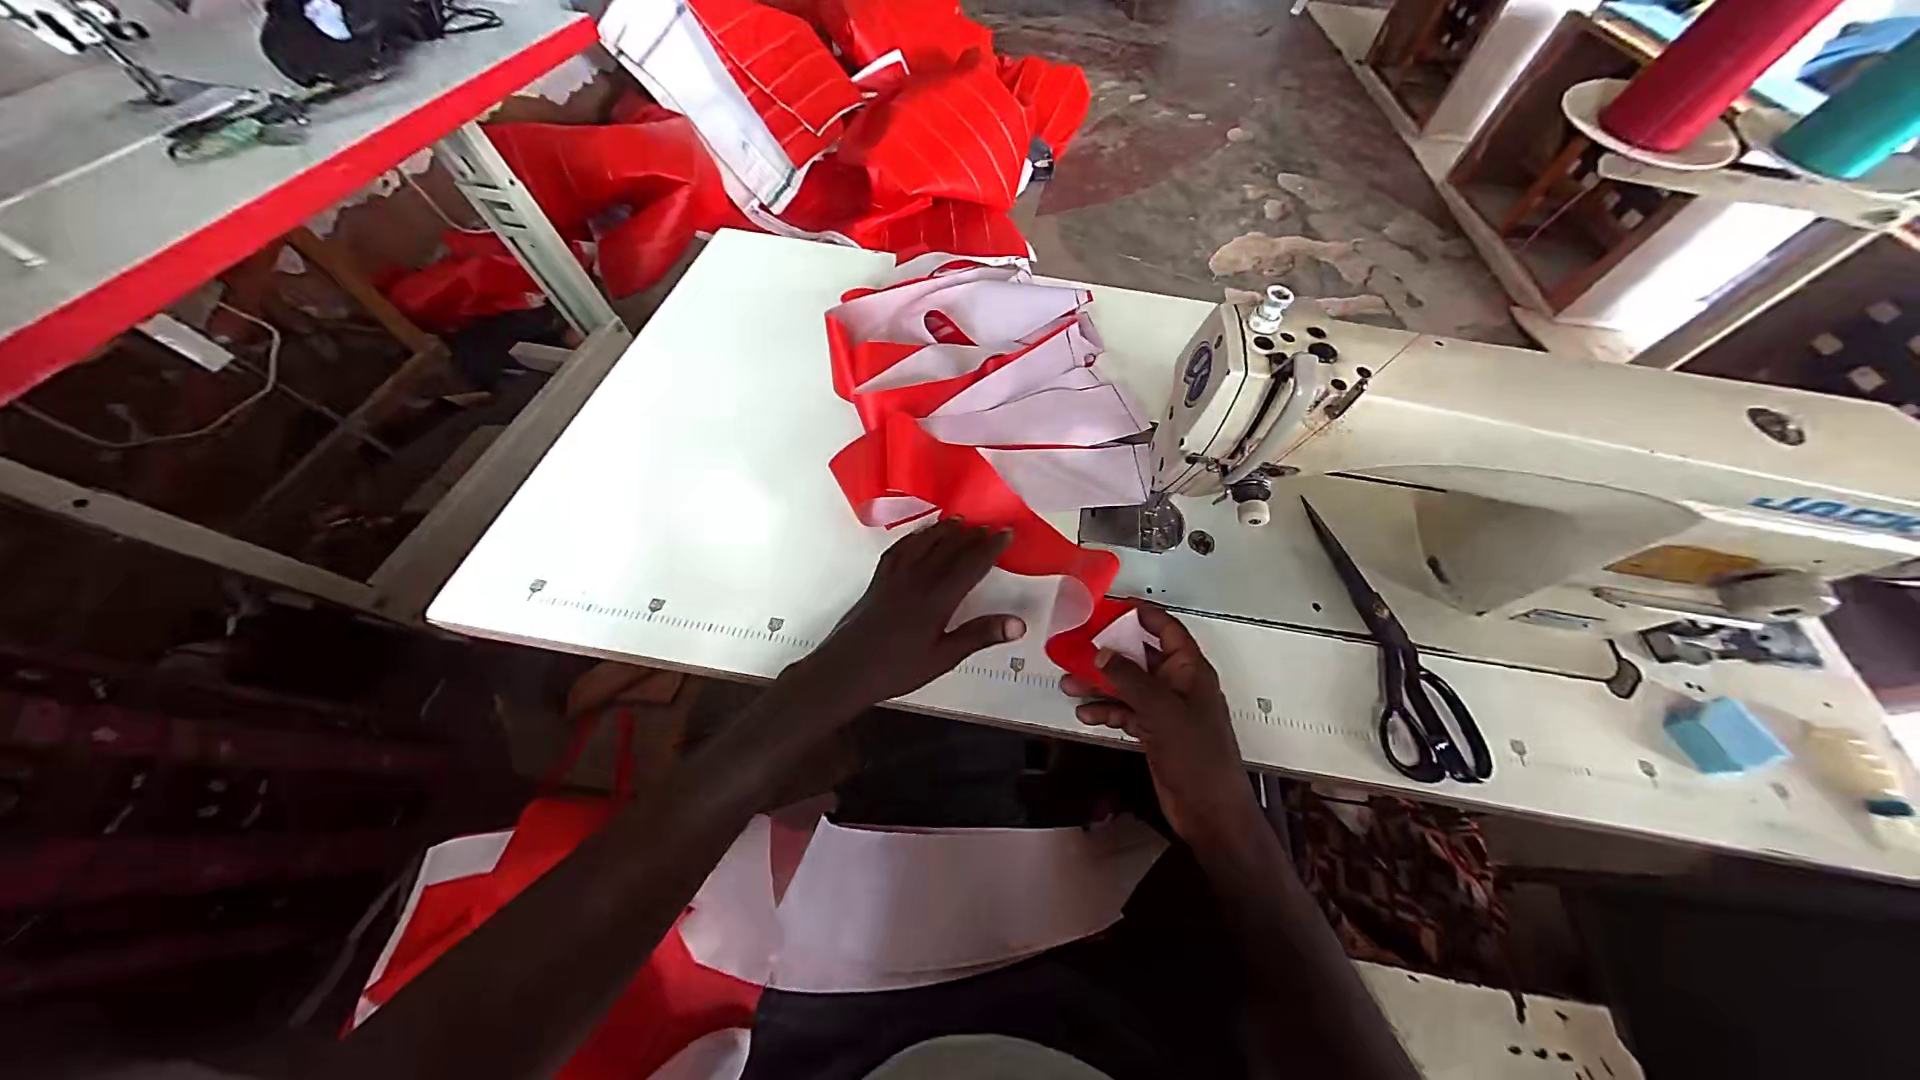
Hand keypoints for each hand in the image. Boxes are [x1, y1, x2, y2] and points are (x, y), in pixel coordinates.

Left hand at [797, 519, 1024, 712]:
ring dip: (942, 530)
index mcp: (937, 599)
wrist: (845, 670)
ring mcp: (894, 577)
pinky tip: (918, 537)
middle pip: (948, 549)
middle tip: (988, 525)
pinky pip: (898, 550)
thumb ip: (979, 635)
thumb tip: (1018, 624)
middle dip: (971, 535)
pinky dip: (913, 538)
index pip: (971, 565)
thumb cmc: (896, 669)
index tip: (1006, 533)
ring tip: (958, 521)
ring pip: (923, 544)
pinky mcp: (878, 580)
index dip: (990, 548)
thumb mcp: (943, 657)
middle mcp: (916, 580)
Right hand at [1062, 605, 1258, 841]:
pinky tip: (1087, 714)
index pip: (1166, 629)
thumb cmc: (1197, 757)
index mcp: (1189, 670)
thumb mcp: (1160, 710)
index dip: (1141, 613)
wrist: (1210, 811)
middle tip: (1078, 647)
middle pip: (1139, 656)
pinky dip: (1106, 710)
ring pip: (1127, 685)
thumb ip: (1129, 679)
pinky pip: (1125, 711)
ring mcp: (1165, 709)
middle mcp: (1177, 684)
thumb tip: (1103, 653)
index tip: (1111, 605)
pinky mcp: (1154, 731)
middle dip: (1108, 653)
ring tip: (1070, 685)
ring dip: (1100, 685)